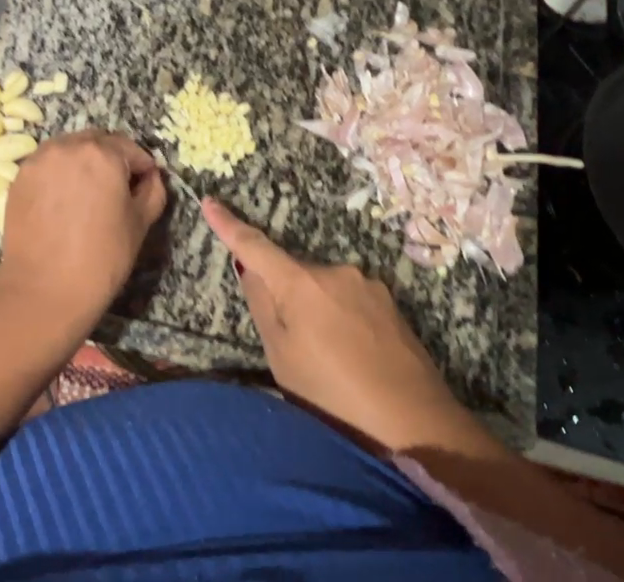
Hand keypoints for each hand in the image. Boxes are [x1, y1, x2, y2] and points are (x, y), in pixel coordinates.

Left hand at [0, 130, 167, 320]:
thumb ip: (152, 191)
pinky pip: (47, 165)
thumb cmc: (102, 257)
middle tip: (116, 188)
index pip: (130, 149)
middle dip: (111, 158)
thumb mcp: (140, 224)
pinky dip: (59, 174)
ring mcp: (39, 160)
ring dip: (83, 162)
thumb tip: (151, 177)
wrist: (45, 289)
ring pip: (69, 149)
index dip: (142, 167)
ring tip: (87, 194)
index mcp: (103, 154)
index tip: (144, 185)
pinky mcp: (19, 177)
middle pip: (97, 142)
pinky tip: (63, 201)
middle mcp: (68, 147)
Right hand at [203, 198, 469, 451]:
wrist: (414, 421)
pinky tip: (353, 356)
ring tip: (328, 359)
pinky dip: (341, 319)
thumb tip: (251, 270)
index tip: (209, 202)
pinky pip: (350, 301)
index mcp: (300, 283)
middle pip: (292, 273)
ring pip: (323, 289)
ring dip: (316, 310)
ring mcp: (367, 284)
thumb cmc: (332, 394)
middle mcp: (334, 271)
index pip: (254, 246)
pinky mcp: (390, 302)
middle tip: (290, 344)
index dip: (229, 225)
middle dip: (284, 295)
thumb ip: (262, 307)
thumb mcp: (281, 357)